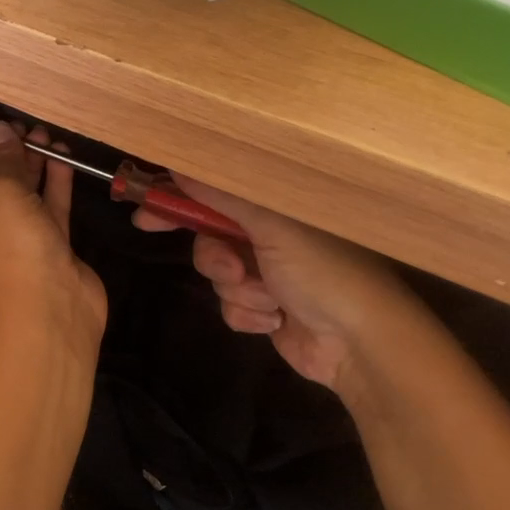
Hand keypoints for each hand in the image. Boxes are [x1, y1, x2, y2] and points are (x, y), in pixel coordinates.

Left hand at [0, 121, 107, 362]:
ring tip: (46, 133)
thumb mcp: (0, 194)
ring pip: (24, 192)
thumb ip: (3, 161)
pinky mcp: (52, 246)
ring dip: (33, 163)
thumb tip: (2, 131)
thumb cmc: (10, 249)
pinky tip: (64, 156)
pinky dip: (56, 181)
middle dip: (5, 151)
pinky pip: (51, 205)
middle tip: (23, 122)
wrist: (47, 315)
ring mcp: (19, 238)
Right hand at [132, 174, 431, 389]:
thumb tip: (179, 163)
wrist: (363, 345)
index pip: (217, 191)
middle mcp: (271, 235)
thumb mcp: (273, 226)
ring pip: (217, 275)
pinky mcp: (265, 309)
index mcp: (279, 206)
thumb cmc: (326, 273)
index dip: (179, 199)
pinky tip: (275, 321)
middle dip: (218, 257)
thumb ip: (223, 195)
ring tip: (270, 300)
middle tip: (227, 269)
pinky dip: (247, 314)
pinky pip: (230, 306)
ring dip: (238, 290)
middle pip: (210, 236)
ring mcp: (268, 274)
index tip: (145, 210)